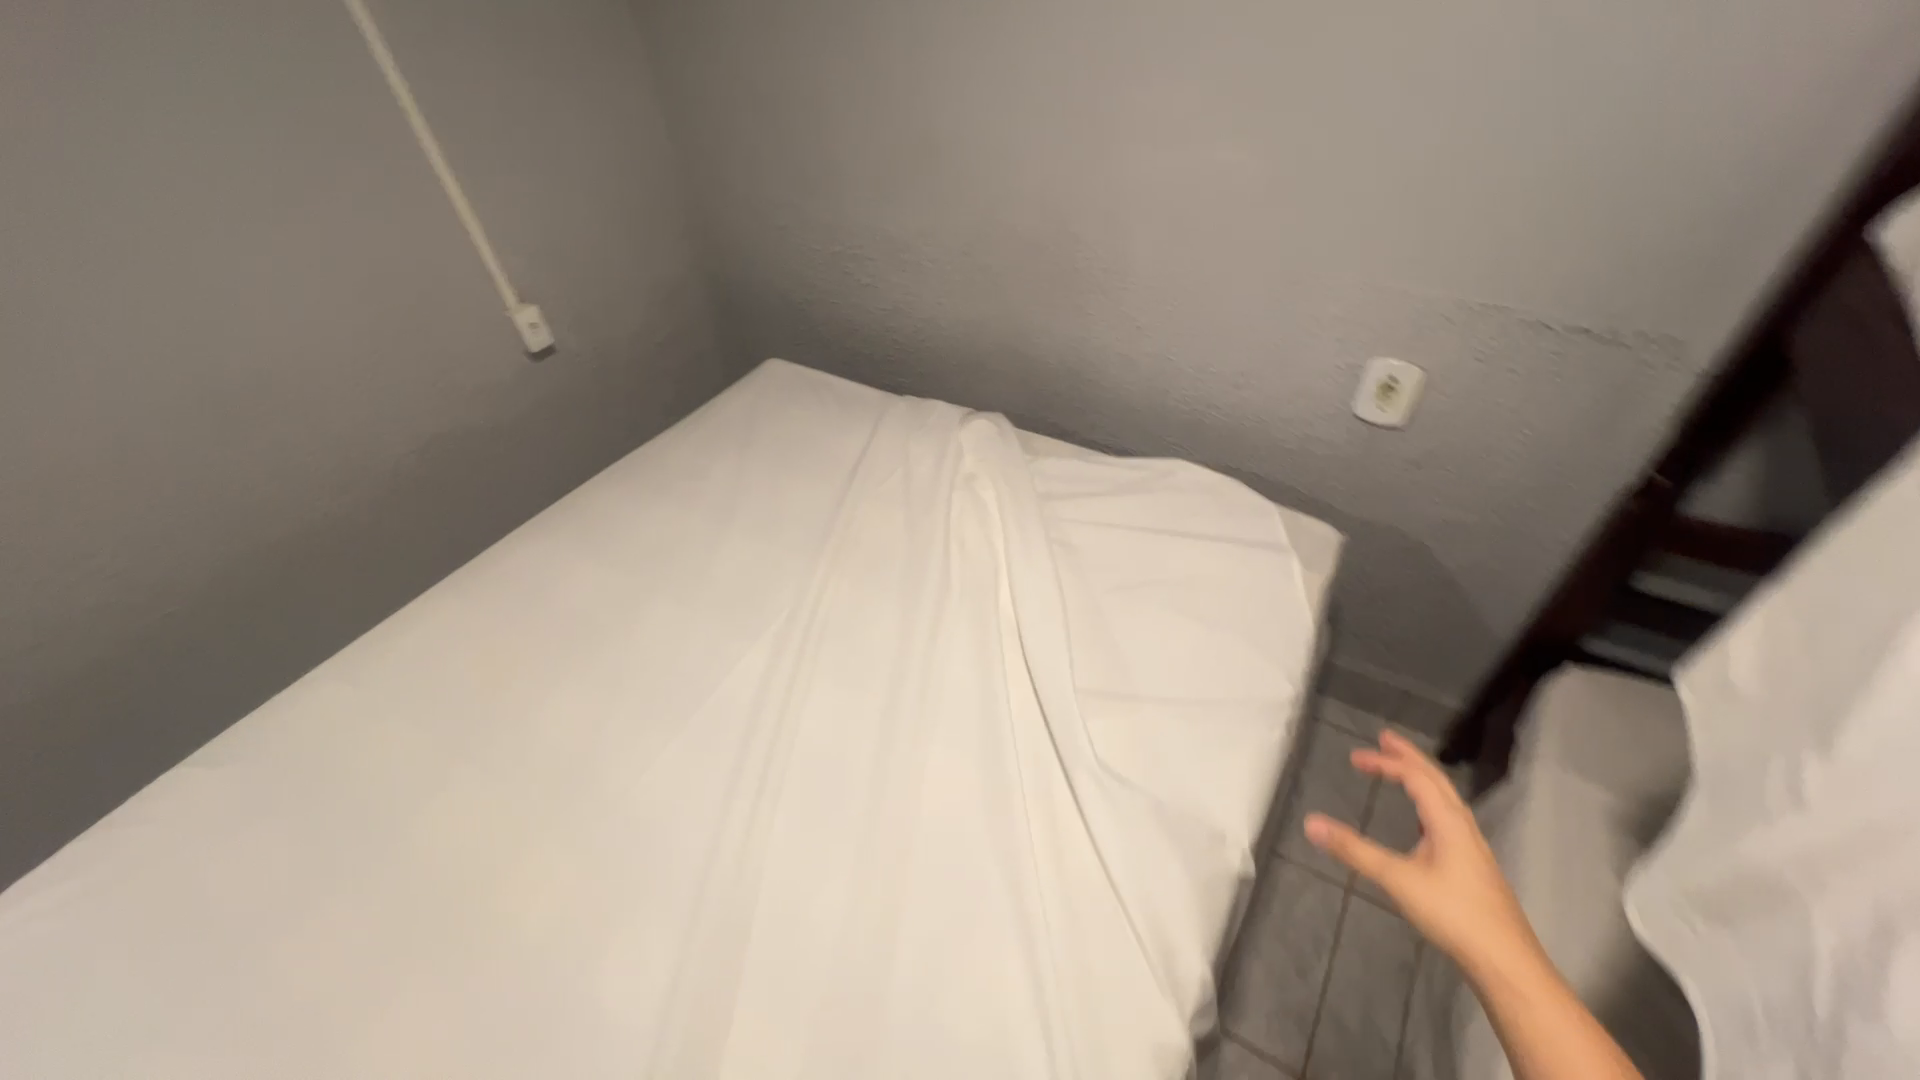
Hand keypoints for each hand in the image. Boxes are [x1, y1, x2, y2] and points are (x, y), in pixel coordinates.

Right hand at [1303, 731, 1541, 976]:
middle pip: (1437, 781)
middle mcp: (1464, 828)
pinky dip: (1429, 805)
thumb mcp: (1397, 880)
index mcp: (1448, 822)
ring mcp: (1473, 848)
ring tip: (1401, 773)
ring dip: (1422, 780)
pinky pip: (1448, 820)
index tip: (1355, 757)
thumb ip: (1354, 851)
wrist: (1506, 961)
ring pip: (1446, 801)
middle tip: (1385, 740)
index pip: (1416, 778)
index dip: (1386, 763)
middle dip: (1410, 758)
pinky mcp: (1474, 868)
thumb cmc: (1453, 914)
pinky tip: (1422, 826)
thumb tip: (1311, 823)